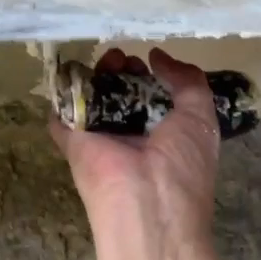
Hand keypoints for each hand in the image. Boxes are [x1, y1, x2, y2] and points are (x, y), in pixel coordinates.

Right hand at [51, 48, 225, 259]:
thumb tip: (157, 56)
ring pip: (91, 96)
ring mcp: (99, 138)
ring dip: (95, 74)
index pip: (149, 96)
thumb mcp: (201, 120)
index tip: (147, 59)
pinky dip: (60, 94)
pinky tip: (67, 72)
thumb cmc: (180, 164)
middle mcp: (130, 135)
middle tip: (122, 58)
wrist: (147, 204)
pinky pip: (60, 113)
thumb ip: (188, 83)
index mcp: (162, 135)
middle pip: (118, 92)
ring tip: (107, 61)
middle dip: (121, 69)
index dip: (148, 74)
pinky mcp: (72, 140)